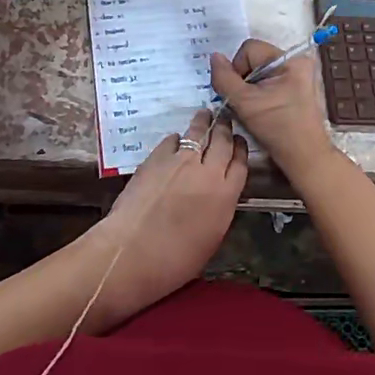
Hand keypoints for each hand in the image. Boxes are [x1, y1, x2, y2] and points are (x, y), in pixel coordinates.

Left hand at [86, 109, 246, 329]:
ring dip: (204, 122)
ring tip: (205, 114)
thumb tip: (216, 195)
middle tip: (225, 118)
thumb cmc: (175, 261)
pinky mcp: (155, 158)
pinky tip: (176, 139)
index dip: (241, 150)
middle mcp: (207, 171)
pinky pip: (171, 140)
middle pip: (222, 141)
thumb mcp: (211, 237)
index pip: (240, 163)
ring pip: (198, 133)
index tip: (240, 142)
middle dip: (226, 128)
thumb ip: (218, 209)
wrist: (132, 252)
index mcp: (226, 195)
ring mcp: (180, 161)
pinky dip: (177, 138)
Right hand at [210, 39, 333, 169]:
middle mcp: (297, 61)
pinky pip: (269, 80)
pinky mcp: (297, 87)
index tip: (239, 93)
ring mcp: (299, 74)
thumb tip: (214, 57)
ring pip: (260, 71)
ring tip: (253, 108)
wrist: (304, 156)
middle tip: (243, 102)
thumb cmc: (276, 128)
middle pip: (254, 58)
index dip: (237, 69)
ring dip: (249, 87)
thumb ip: (224, 78)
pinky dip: (259, 92)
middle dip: (243, 79)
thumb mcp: (244, 103)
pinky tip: (261, 110)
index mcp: (290, 60)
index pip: (249, 49)